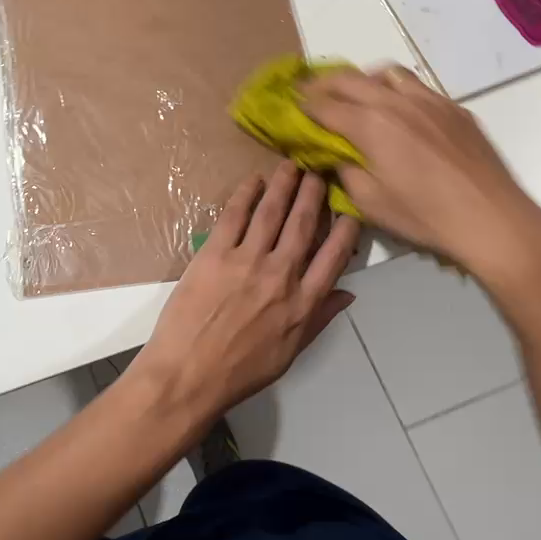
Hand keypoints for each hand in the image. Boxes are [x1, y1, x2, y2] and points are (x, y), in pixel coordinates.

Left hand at [123, 163, 358, 427]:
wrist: (189, 374)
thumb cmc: (241, 371)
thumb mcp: (290, 352)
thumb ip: (319, 318)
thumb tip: (347, 293)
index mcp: (303, 303)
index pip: (335, 256)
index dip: (346, 229)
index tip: (350, 209)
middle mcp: (281, 275)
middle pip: (304, 225)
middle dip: (315, 195)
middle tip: (320, 172)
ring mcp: (246, 261)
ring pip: (272, 212)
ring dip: (284, 185)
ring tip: (292, 165)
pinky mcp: (214, 253)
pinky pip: (234, 215)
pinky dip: (247, 194)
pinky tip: (255, 180)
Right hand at [299, 64, 540, 282]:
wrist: (493, 220)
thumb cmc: (425, 216)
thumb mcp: (369, 202)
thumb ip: (343, 170)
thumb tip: (332, 153)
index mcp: (370, 124)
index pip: (324, 105)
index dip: (302, 105)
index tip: (289, 106)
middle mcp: (396, 102)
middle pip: (349, 79)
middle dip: (324, 84)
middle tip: (310, 92)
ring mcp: (429, 101)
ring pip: (386, 73)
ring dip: (362, 79)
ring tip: (356, 94)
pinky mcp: (454, 109)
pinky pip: (416, 86)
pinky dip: (395, 90)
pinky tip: (398, 111)